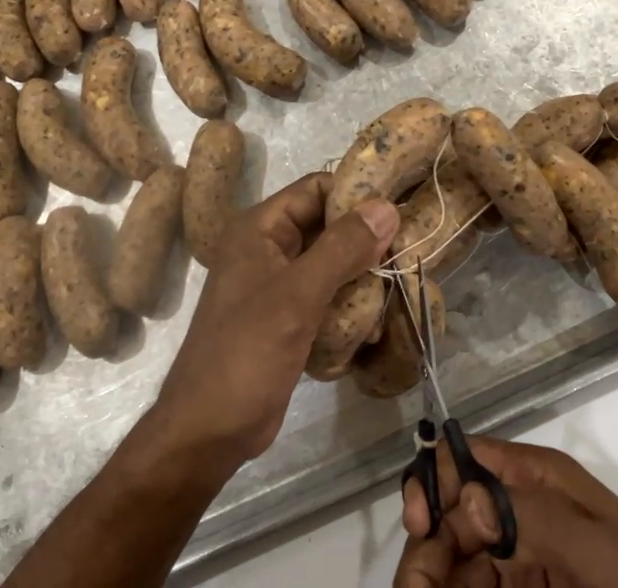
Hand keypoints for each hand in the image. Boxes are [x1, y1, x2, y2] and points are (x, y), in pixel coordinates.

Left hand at [146, 172, 398, 470]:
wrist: (209, 428)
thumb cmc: (246, 353)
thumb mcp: (298, 296)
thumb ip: (342, 248)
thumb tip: (386, 207)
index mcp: (259, 229)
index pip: (315, 189)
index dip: (355, 195)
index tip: (400, 212)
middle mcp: (267, 249)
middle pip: (327, 229)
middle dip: (365, 244)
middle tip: (408, 256)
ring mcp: (276, 287)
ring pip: (331, 267)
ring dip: (362, 281)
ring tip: (395, 297)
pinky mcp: (287, 321)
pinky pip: (326, 300)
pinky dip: (349, 310)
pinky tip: (371, 331)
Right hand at [395, 437, 617, 587]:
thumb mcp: (606, 552)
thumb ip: (539, 518)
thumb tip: (469, 498)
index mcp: (539, 479)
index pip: (467, 458)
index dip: (434, 481)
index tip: (418, 526)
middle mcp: (522, 507)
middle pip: (451, 510)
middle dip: (429, 543)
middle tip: (421, 586)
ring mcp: (520, 552)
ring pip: (455, 553)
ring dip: (436, 573)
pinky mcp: (520, 586)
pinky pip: (474, 582)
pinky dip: (455, 587)